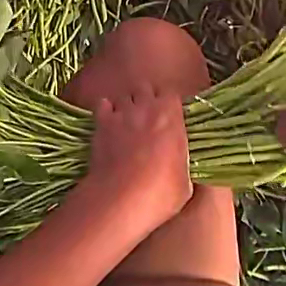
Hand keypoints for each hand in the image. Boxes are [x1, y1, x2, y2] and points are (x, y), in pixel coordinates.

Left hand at [83, 87, 192, 227]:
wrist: (121, 197)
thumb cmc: (160, 191)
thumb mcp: (184, 181)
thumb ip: (181, 162)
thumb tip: (180, 165)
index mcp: (171, 116)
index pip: (171, 94)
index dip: (168, 104)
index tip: (169, 116)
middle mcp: (146, 107)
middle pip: (145, 88)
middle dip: (146, 98)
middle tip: (148, 116)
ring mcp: (122, 113)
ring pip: (124, 96)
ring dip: (126, 105)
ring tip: (127, 121)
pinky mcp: (101, 123)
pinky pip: (103, 105)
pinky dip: (106, 110)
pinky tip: (109, 124)